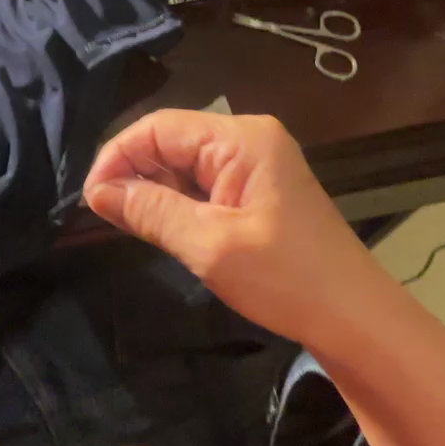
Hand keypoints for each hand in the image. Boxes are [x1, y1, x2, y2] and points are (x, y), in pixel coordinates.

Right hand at [83, 110, 374, 344]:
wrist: (354, 318)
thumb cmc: (286, 280)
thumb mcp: (210, 246)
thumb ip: (151, 211)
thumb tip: (96, 192)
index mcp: (241, 138)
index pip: (160, 127)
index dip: (118, 156)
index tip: (90, 198)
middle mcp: (247, 138)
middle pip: (170, 139)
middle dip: (133, 171)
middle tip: (103, 213)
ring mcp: (254, 162)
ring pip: (182, 162)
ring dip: (152, 188)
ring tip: (126, 220)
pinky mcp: (255, 187)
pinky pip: (201, 181)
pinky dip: (175, 200)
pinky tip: (159, 223)